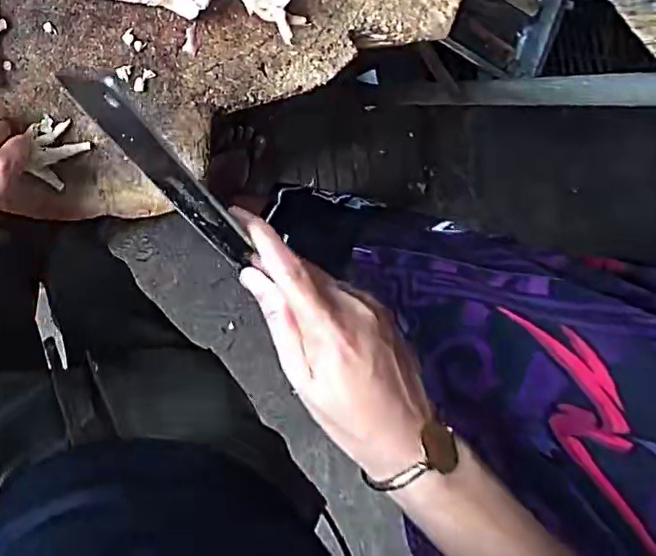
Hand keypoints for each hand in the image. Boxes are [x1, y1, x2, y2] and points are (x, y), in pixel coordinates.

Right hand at [232, 208, 434, 481]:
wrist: (410, 439)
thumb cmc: (351, 420)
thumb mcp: (303, 379)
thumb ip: (279, 321)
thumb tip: (255, 279)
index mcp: (330, 326)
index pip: (290, 268)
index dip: (264, 237)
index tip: (244, 216)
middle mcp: (354, 305)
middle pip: (305, 269)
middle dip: (276, 263)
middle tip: (252, 269)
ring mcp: (372, 304)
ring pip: (323, 278)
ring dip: (299, 282)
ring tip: (284, 304)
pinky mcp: (381, 307)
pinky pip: (341, 289)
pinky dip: (322, 293)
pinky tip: (317, 318)